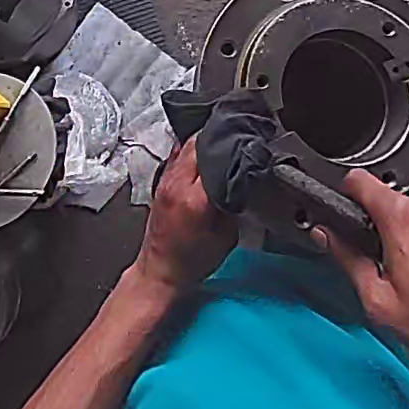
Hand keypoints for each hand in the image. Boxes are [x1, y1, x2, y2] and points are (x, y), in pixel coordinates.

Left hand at [129, 140, 235, 294]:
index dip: (234, 148)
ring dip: (206, 141)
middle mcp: (177, 183)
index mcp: (195, 199)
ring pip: (187, 144)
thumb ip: (234, 203)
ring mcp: (166, 179)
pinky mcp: (161, 180)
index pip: (216, 157)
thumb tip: (242, 179)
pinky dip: (193, 149)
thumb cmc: (194, 260)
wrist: (160, 270)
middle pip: (199, 143)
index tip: (248, 145)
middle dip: (220, 139)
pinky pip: (178, 154)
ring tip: (224, 143)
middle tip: (238, 139)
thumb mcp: (226, 236)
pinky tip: (205, 152)